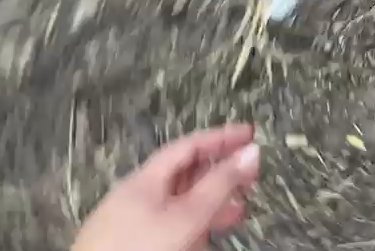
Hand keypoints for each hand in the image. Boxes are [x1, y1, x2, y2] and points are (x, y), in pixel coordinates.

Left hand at [72, 124, 260, 250]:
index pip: (188, 145)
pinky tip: (203, 235)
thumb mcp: (190, 214)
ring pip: (175, 201)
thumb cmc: (143, 248)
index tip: (251, 134)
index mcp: (142, 181)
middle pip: (183, 173)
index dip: (222, 137)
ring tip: (235, 214)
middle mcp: (131, 196)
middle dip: (220, 174)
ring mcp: (123, 222)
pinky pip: (163, 222)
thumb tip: (252, 151)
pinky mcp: (122, 243)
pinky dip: (189, 222)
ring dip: (209, 202)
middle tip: (249, 178)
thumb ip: (222, 181)